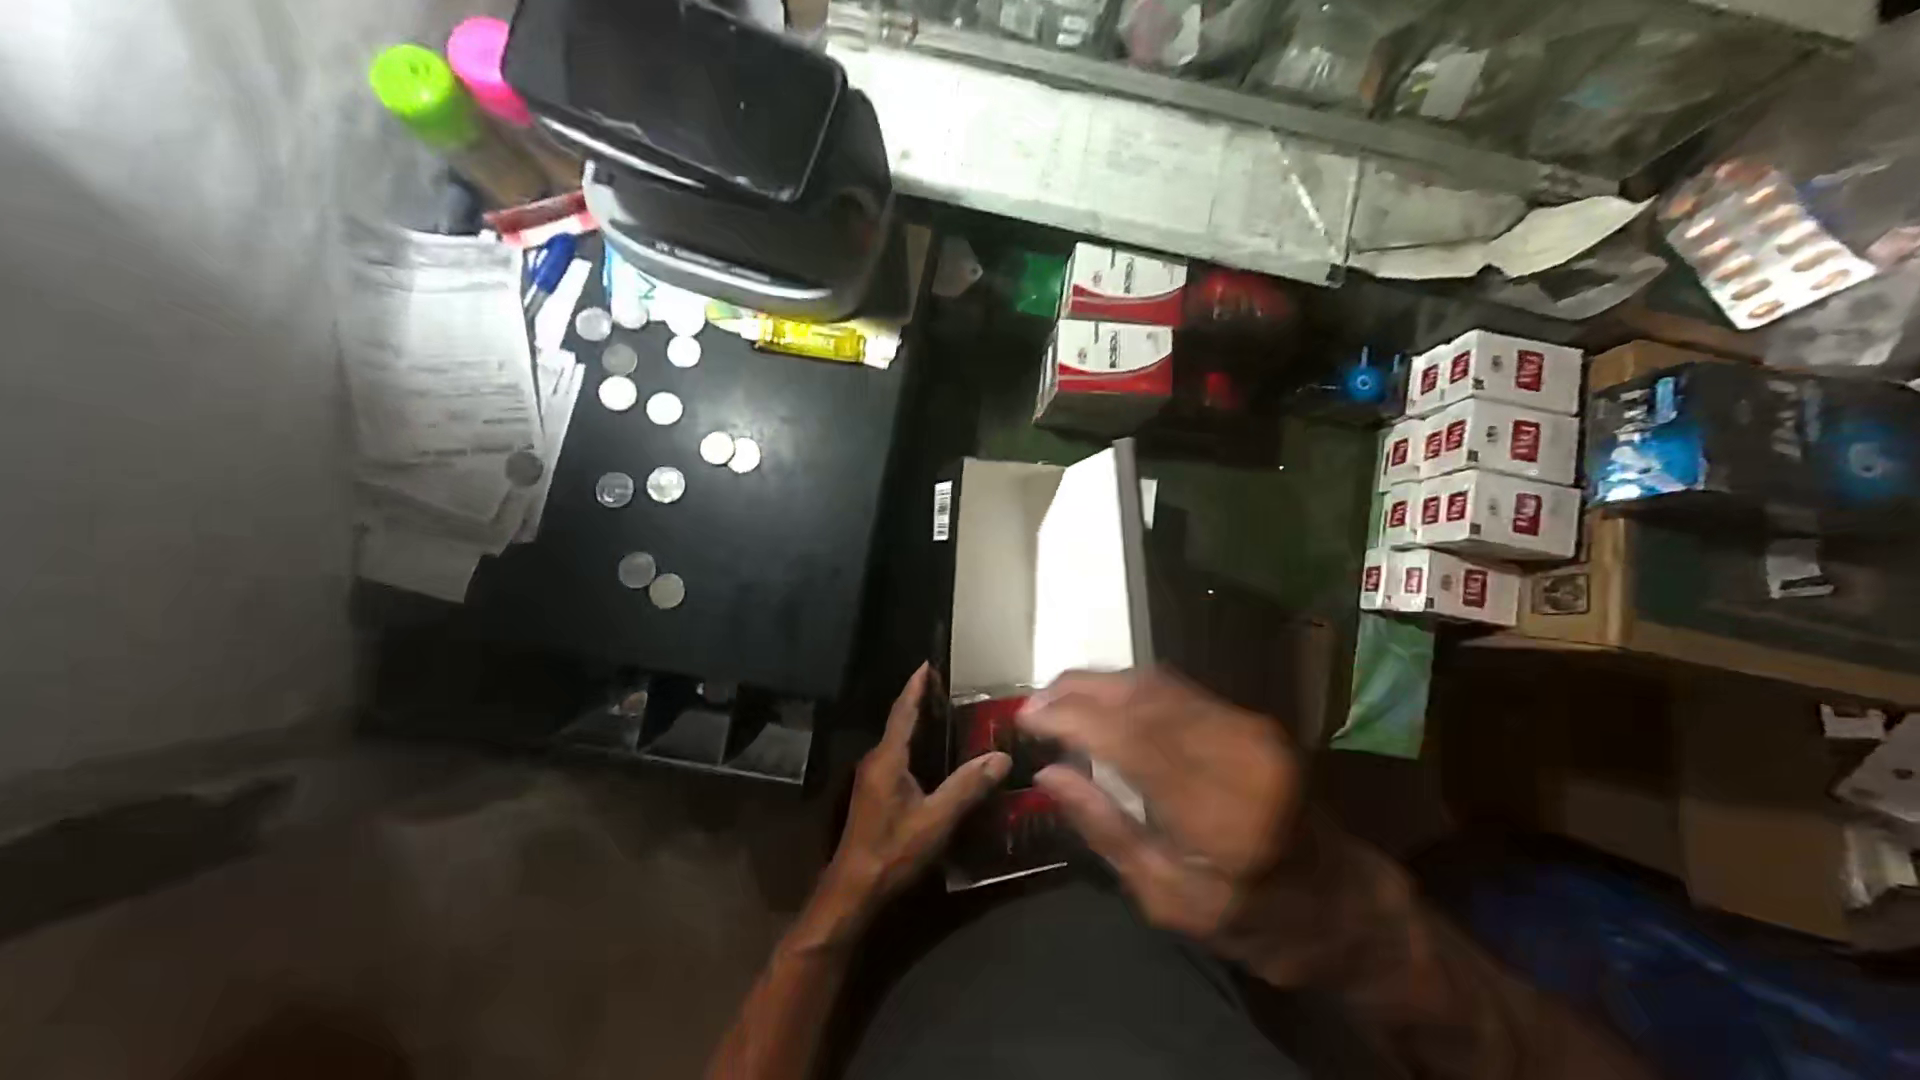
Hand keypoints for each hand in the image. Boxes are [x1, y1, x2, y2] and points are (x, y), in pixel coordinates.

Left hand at [814, 663, 1010, 926]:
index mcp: (888, 759)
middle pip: (900, 722)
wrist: (854, 890)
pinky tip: (932, 754)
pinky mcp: (874, 794)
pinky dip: (914, 744)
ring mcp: (872, 778)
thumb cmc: (893, 851)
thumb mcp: (937, 819)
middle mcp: (876, 761)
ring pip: (898, 740)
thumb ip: (968, 786)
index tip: (927, 663)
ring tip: (944, 711)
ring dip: (917, 723)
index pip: (903, 711)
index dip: (916, 686)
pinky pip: (897, 756)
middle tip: (946, 685)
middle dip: (920, 700)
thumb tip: (1001, 757)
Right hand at [1019, 669, 1336, 978]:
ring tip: (1057, 698)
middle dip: (1076, 689)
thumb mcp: (1169, 900)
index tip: (1027, 719)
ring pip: (1155, 681)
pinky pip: (1176, 688)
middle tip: (1033, 704)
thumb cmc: (1253, 920)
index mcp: (1216, 810)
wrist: (1344, 901)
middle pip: (1139, 695)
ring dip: (1100, 683)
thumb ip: (1106, 830)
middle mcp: (1235, 752)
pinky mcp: (1250, 719)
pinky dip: (1130, 687)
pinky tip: (1103, 701)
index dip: (1070, 717)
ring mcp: (1248, 728)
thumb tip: (1049, 774)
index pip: (1127, 737)